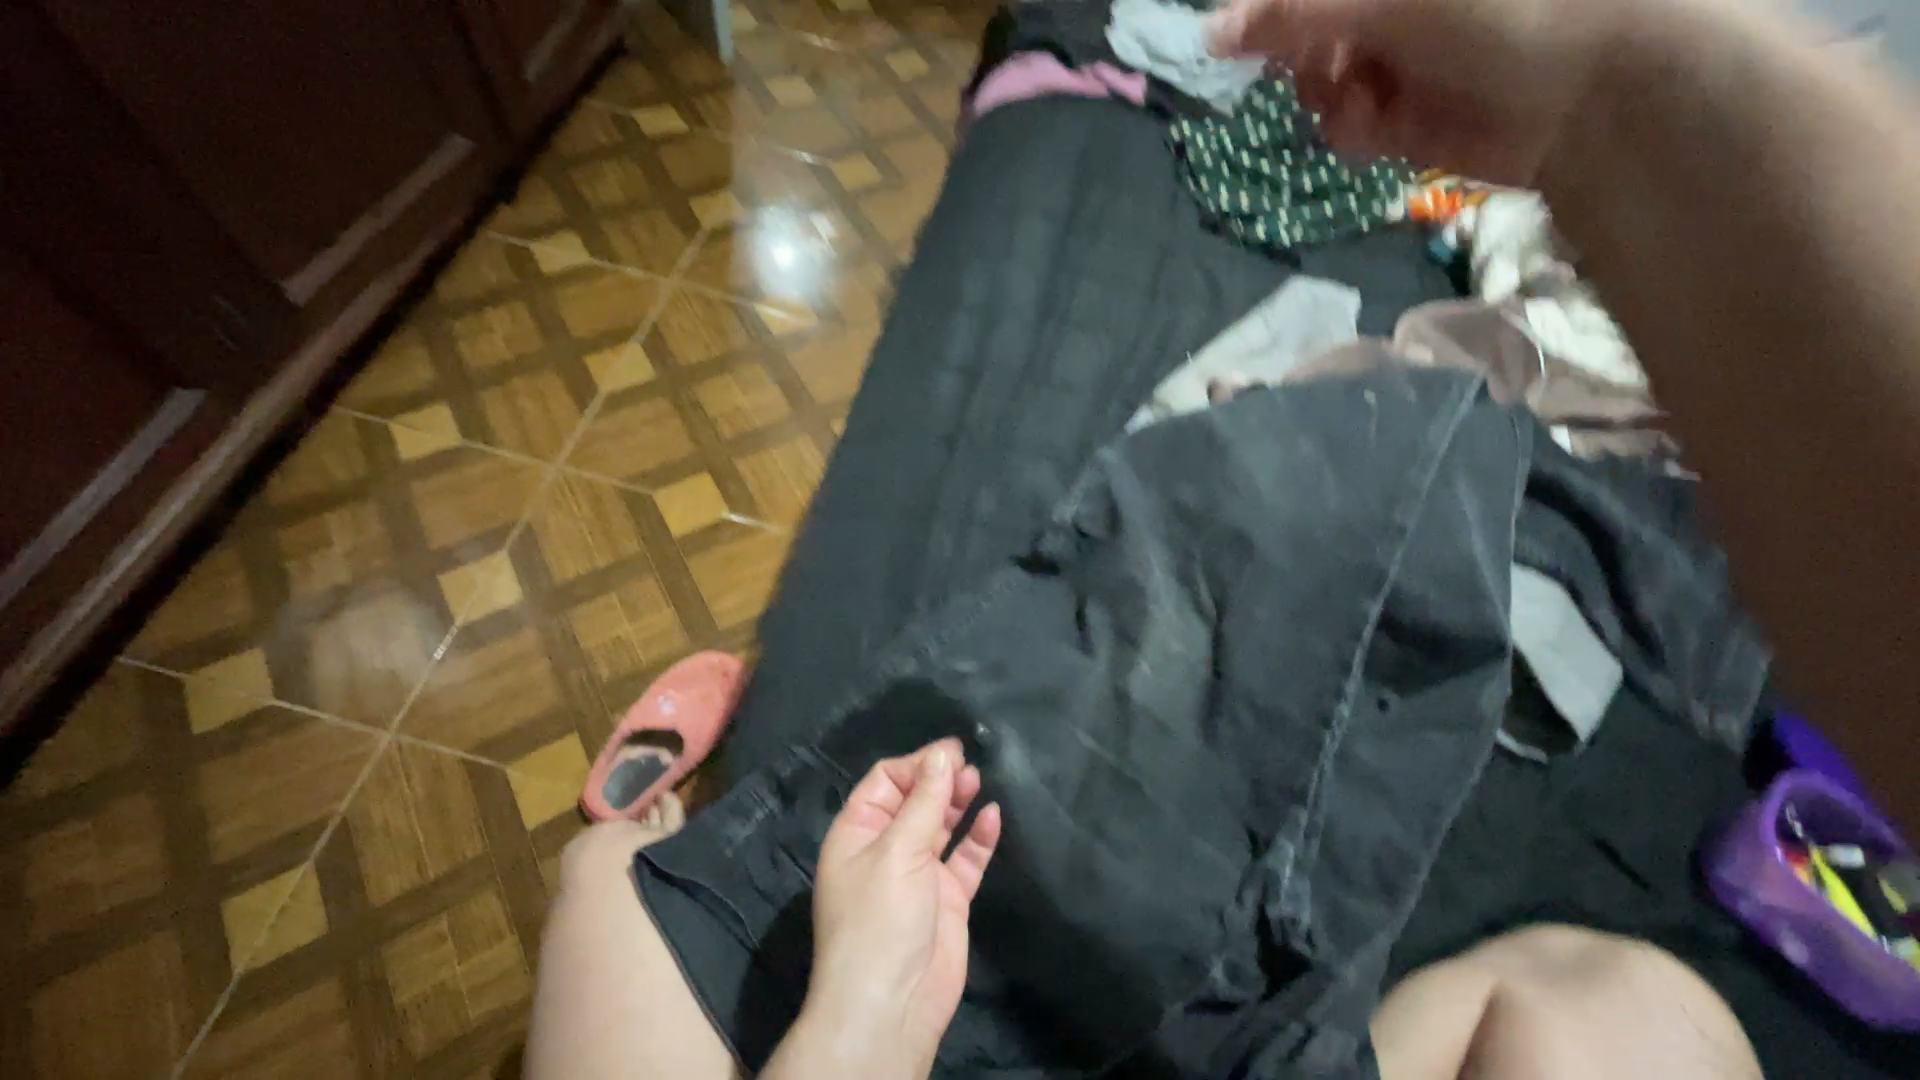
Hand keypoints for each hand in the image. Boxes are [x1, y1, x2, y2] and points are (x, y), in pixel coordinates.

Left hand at [801, 739, 1001, 1076]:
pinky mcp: (948, 898)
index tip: (951, 751)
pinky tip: (993, 816)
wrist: (892, 1004)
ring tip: (980, 779)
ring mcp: (918, 874)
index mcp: (858, 832)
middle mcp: (886, 848)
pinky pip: (965, 858)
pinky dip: (978, 837)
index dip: (916, 764)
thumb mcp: (896, 851)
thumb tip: (943, 754)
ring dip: (959, 802)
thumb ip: (924, 801)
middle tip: (971, 762)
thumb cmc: (880, 917)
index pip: (885, 781)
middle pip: (915, 799)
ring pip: (941, 825)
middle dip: (940, 779)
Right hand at [1207, 0, 1648, 183]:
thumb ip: (1293, 13)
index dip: (1271, 8)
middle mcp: (1393, 6)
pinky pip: (1342, 123)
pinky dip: (1348, 127)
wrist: (1592, 94)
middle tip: (1325, 61)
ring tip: (1359, 97)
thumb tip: (1210, 33)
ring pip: (1315, 81)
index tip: (1238, 35)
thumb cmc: (1502, 10)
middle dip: (1301, 50)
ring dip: (1324, 93)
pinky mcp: (1399, 117)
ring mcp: (1395, 59)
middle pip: (1304, 29)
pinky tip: (1373, 126)